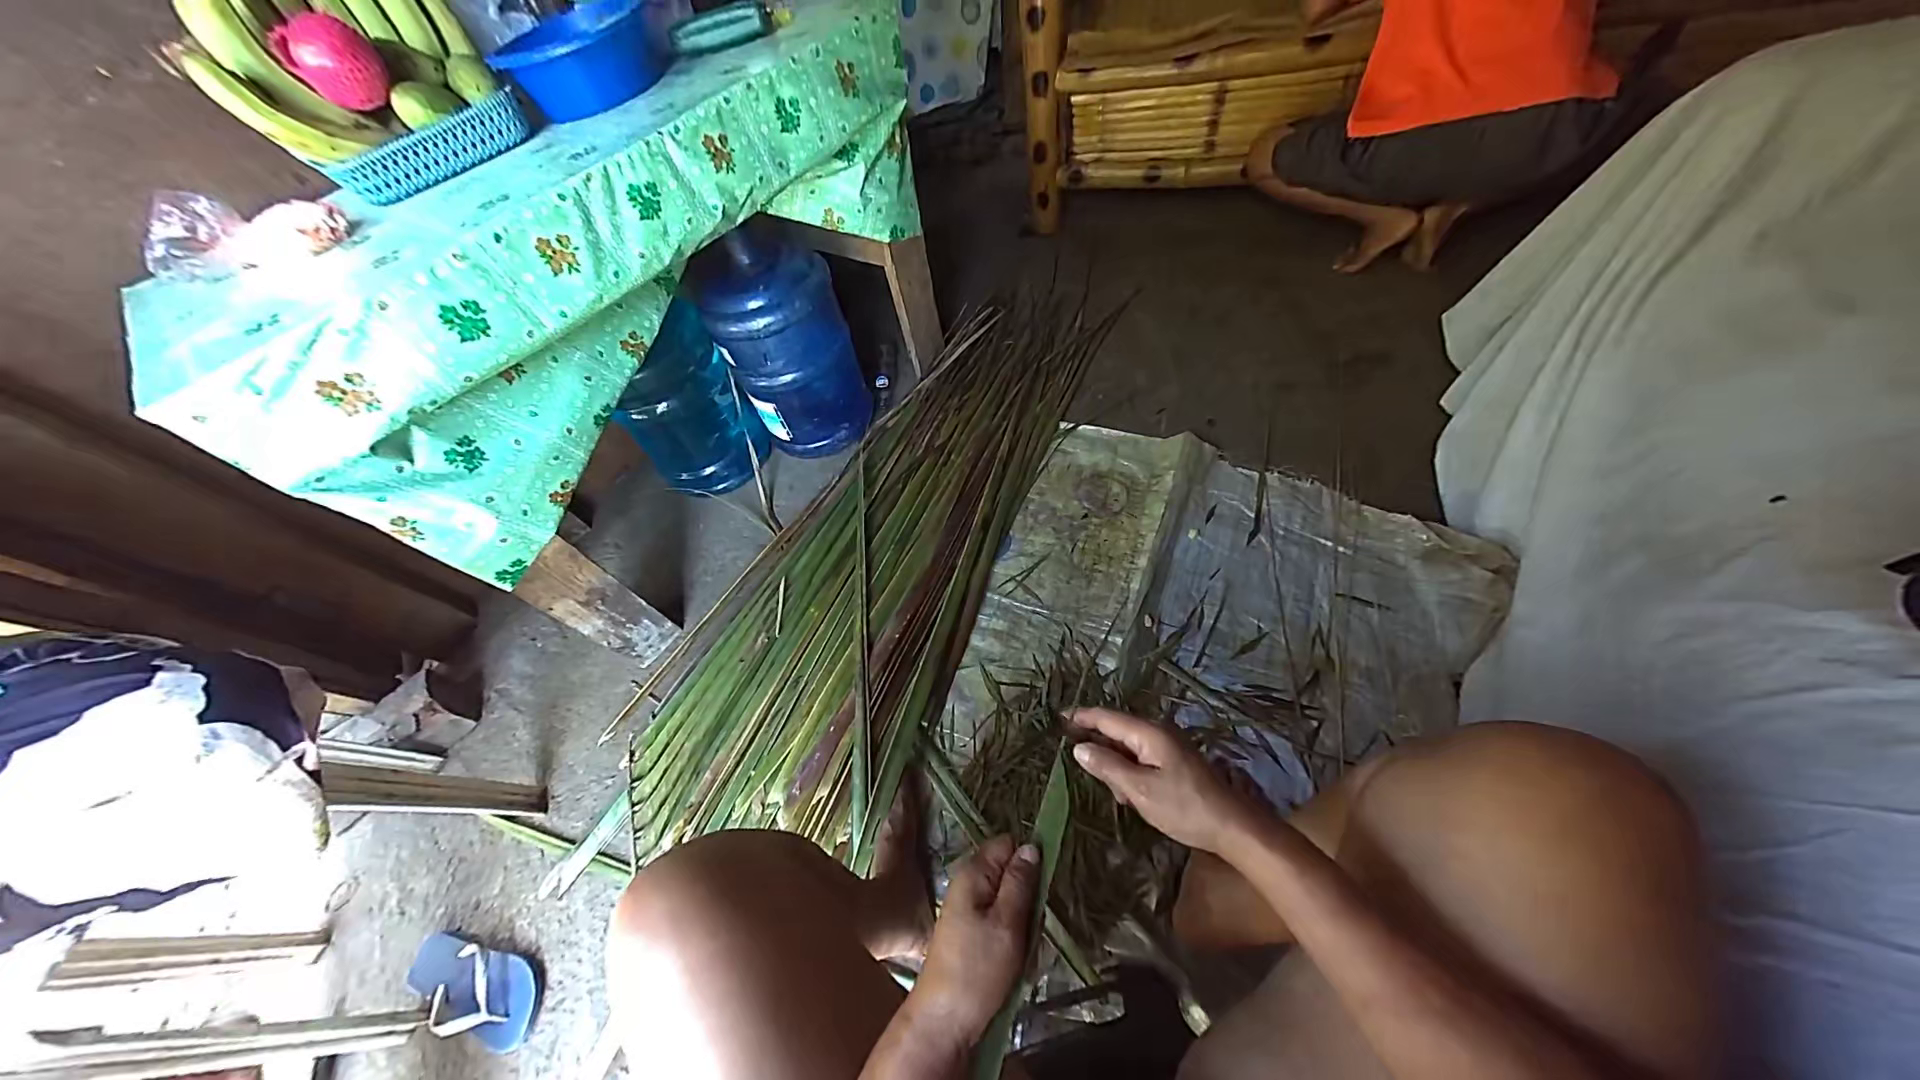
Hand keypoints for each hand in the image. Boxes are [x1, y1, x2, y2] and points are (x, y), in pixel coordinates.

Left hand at [911, 835, 1039, 1043]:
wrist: (944, 1022)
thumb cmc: (977, 970)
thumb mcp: (1007, 923)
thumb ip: (1020, 882)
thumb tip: (1031, 845)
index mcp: (973, 873)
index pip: (1008, 844)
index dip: (1029, 859)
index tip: (1043, 886)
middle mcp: (969, 885)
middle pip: (1012, 874)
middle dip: (1029, 898)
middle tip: (1033, 926)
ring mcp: (970, 910)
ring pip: (1012, 903)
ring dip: (1025, 924)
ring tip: (1025, 949)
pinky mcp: (973, 934)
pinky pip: (1003, 925)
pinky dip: (1015, 940)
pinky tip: (1016, 962)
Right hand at [1069, 707, 1259, 853]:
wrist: (1232, 827)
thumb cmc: (1184, 807)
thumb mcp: (1139, 790)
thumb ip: (1107, 766)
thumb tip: (1079, 748)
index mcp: (1149, 733)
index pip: (1107, 718)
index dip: (1081, 717)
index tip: (1058, 716)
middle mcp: (1158, 733)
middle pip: (1117, 730)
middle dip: (1097, 743)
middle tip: (1075, 759)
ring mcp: (1169, 747)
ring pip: (1129, 747)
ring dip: (1114, 764)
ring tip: (1112, 791)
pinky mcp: (1175, 763)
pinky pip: (1141, 758)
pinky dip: (1129, 772)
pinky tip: (1128, 794)